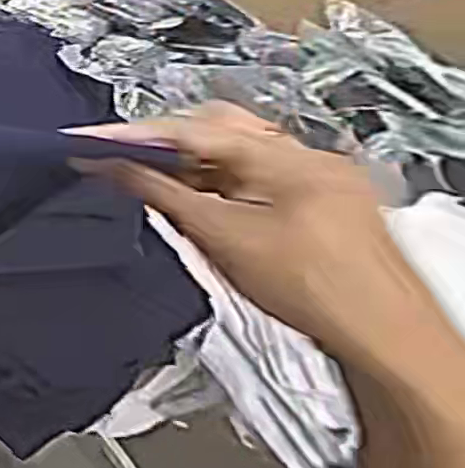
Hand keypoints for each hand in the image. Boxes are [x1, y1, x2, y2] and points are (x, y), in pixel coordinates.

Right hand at [73, 103, 436, 371]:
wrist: (382, 339)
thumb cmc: (315, 290)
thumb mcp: (214, 232)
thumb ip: (152, 189)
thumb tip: (102, 163)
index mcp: (291, 160)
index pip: (189, 130)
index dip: (129, 134)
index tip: (85, 138)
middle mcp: (308, 160)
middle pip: (213, 128)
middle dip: (159, 140)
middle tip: (114, 155)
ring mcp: (314, 179)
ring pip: (227, 150)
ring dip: (182, 161)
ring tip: (144, 177)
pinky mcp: (312, 199)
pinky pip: (243, 172)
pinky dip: (206, 178)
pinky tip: (184, 195)